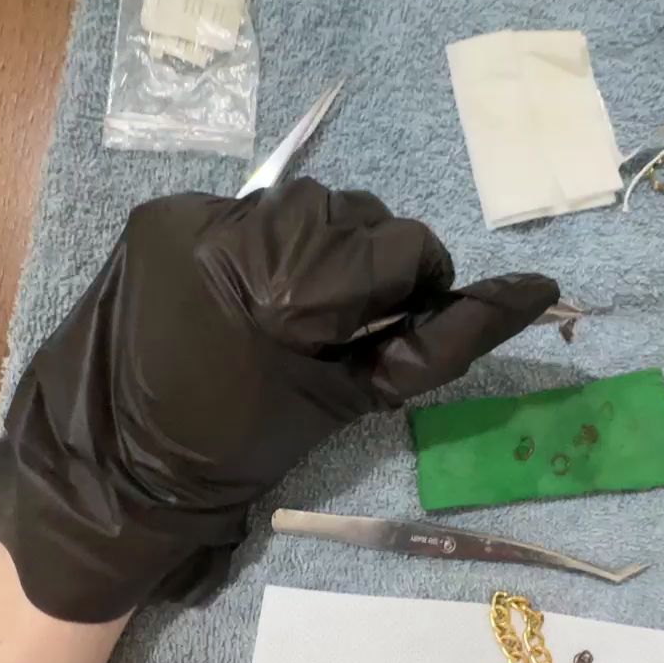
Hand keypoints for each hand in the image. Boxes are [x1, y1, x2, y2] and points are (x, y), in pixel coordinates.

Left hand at [0, 179, 557, 622]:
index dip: (418, 277)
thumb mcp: (353, 396)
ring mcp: (188, 212)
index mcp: (289, 286)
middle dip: (363, 260)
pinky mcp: (158, 212)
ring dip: (315, 246)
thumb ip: (442, 342)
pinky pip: (246, 209)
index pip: (399, 240)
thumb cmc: (247, 444)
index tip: (399, 314)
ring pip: (302, 202)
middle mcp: (235, 228)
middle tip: (338, 318)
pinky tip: (245, 288)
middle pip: (352, 210)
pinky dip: (263, 243)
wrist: (125, 460)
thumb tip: (538, 290)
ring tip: (291, 303)